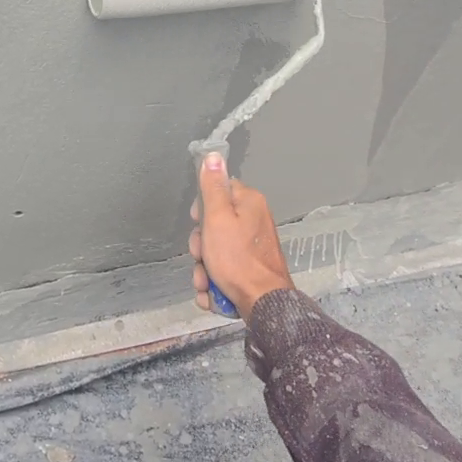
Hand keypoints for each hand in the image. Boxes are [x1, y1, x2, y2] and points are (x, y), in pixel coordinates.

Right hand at [189, 150, 293, 318]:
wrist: (263, 306)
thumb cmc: (238, 259)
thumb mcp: (217, 218)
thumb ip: (212, 187)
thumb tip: (213, 155)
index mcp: (249, 203)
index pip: (218, 190)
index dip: (202, 208)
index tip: (198, 223)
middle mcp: (254, 221)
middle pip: (214, 224)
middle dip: (201, 246)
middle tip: (203, 257)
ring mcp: (252, 247)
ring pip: (215, 250)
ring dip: (204, 269)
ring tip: (207, 282)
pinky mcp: (250, 269)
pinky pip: (224, 269)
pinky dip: (215, 282)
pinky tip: (214, 293)